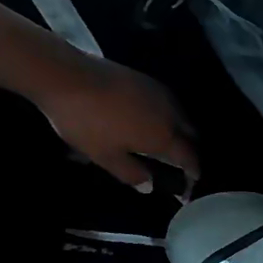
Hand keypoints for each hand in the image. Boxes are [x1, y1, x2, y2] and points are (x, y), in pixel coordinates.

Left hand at [31, 52, 199, 193]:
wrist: (69, 76)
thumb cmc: (87, 122)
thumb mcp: (104, 156)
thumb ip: (130, 173)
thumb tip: (150, 186)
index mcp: (164, 137)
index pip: (190, 157)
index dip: (193, 171)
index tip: (192, 181)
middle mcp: (172, 115)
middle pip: (191, 135)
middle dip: (190, 149)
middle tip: (180, 161)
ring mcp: (162, 95)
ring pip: (182, 116)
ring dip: (179, 130)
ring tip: (165, 138)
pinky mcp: (149, 80)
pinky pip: (168, 103)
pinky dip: (167, 115)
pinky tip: (150, 116)